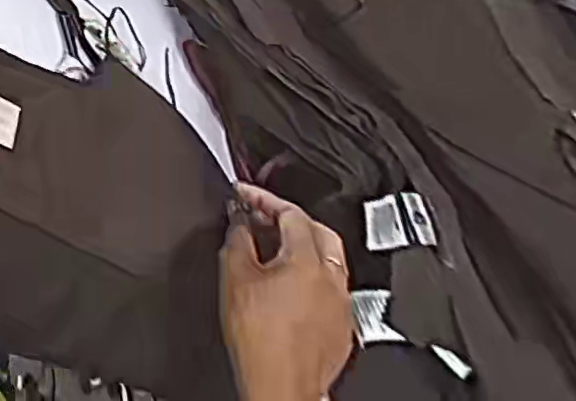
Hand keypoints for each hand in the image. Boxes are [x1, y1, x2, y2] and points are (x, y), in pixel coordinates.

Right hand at [221, 183, 353, 400]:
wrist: (279, 385)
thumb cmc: (258, 335)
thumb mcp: (234, 271)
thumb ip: (237, 236)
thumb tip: (239, 219)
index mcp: (309, 263)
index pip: (291, 213)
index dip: (263, 197)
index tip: (243, 193)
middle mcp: (333, 283)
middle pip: (319, 232)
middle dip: (287, 216)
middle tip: (259, 212)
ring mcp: (341, 307)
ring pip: (328, 259)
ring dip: (299, 243)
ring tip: (267, 241)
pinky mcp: (340, 328)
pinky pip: (328, 286)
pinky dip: (307, 271)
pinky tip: (281, 277)